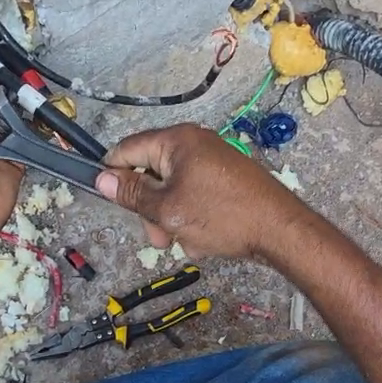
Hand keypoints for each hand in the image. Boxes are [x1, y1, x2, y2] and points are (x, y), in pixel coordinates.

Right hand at [94, 123, 309, 259]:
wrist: (280, 230)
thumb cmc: (223, 216)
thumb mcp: (168, 209)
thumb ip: (132, 194)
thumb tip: (101, 178)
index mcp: (177, 141)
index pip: (128, 149)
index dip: (113, 174)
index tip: (108, 199)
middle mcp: (194, 144)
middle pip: (151, 174)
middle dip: (150, 209)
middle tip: (159, 237)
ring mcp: (212, 162)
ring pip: (173, 191)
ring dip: (172, 220)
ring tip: (188, 241)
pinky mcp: (226, 181)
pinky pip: (194, 197)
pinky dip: (192, 219)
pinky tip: (205, 240)